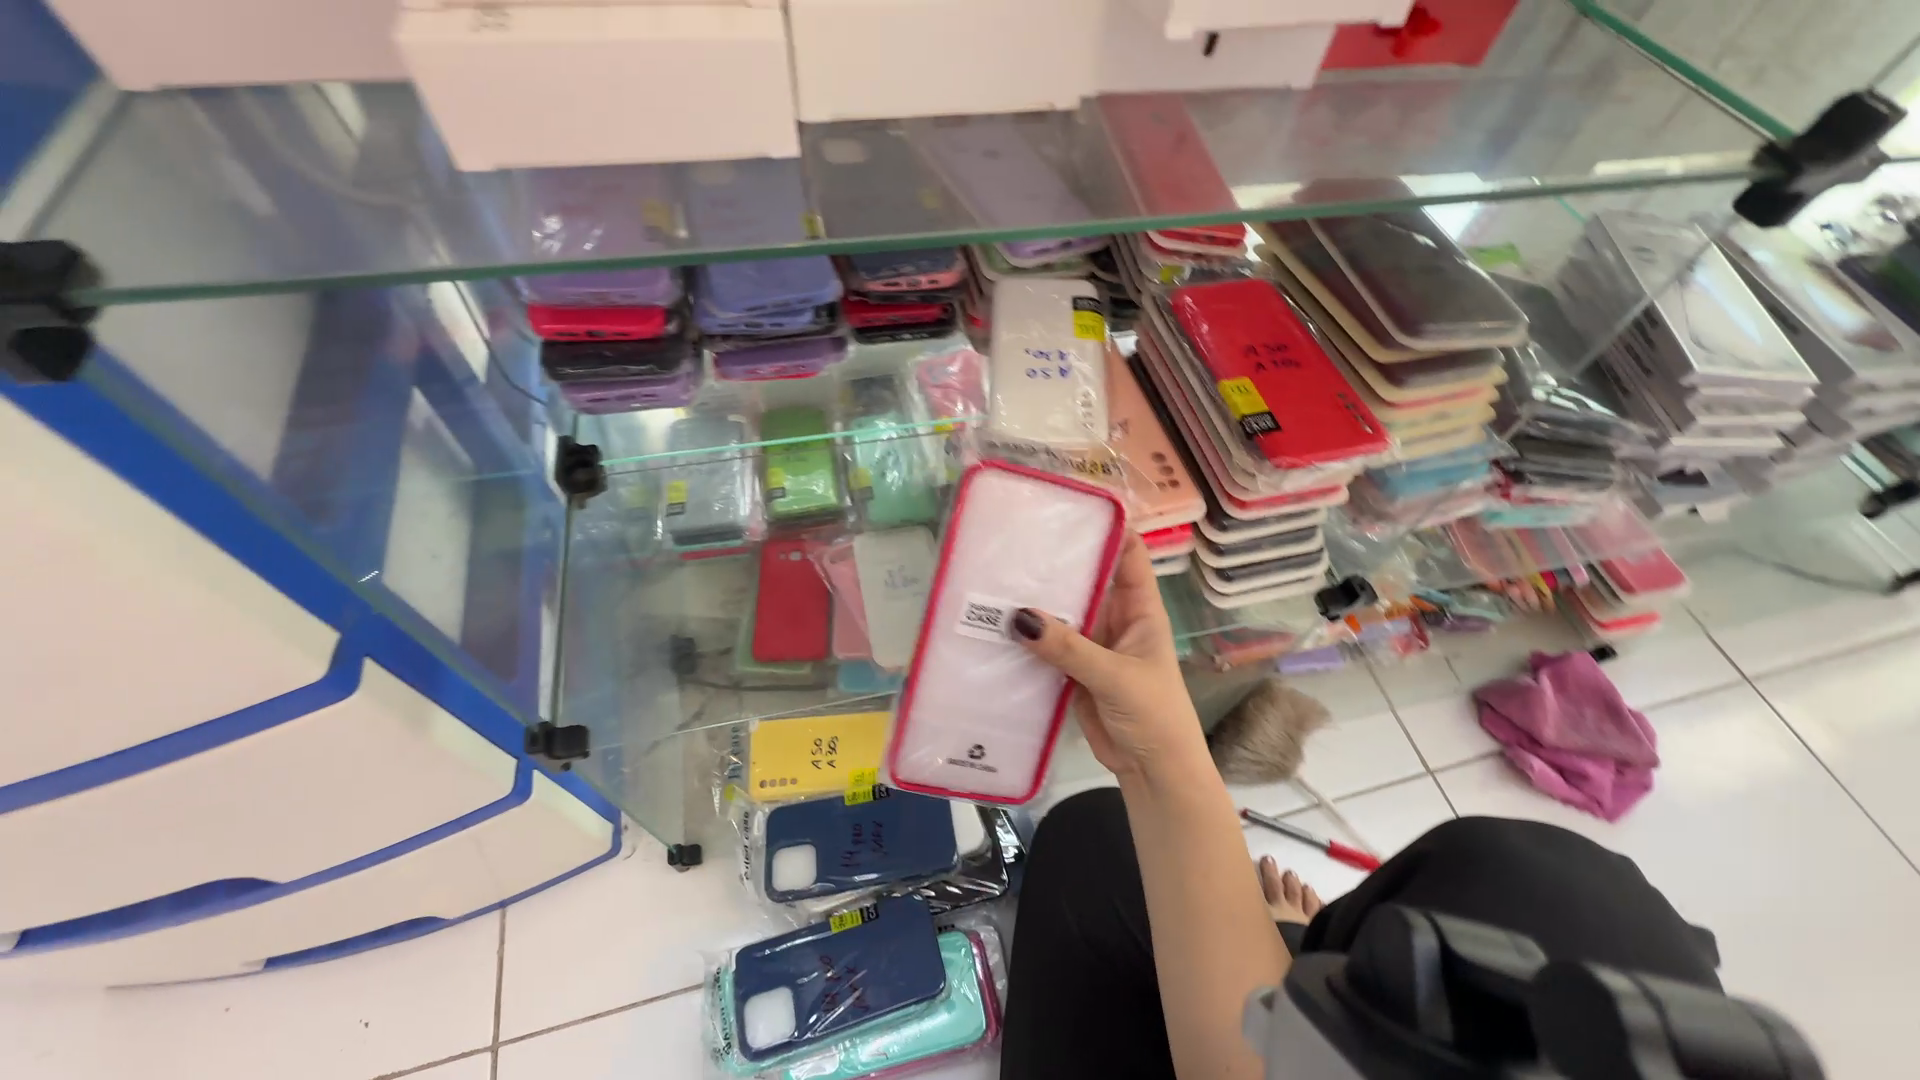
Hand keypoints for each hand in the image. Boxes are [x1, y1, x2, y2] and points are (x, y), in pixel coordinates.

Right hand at [1011, 533, 1205, 779]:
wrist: (1152, 770)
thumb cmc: (1154, 715)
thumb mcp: (1115, 677)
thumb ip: (1069, 648)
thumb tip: (1019, 616)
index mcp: (1140, 611)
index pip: (1128, 555)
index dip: (1108, 528)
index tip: (1071, 508)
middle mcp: (1115, 620)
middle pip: (1087, 581)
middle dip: (1057, 563)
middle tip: (1015, 542)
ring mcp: (1092, 646)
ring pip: (1063, 613)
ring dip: (1037, 601)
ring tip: (995, 577)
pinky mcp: (1071, 671)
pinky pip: (1047, 646)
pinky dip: (1027, 638)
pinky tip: (996, 625)